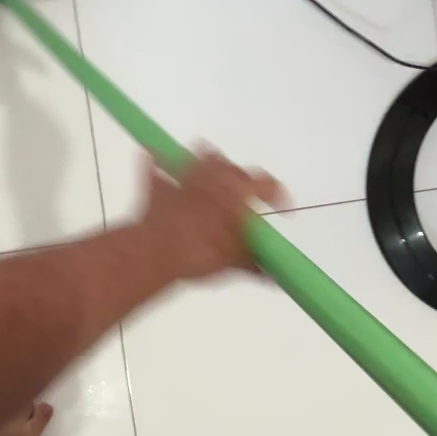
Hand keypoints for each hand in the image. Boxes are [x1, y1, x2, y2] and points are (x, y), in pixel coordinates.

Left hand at [137, 149, 284, 280]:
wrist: (155, 251)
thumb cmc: (200, 254)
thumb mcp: (231, 263)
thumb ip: (252, 264)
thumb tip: (272, 277)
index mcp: (238, 192)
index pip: (267, 184)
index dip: (277, 194)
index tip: (281, 207)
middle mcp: (213, 177)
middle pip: (234, 168)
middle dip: (241, 179)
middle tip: (242, 197)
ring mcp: (183, 177)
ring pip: (201, 158)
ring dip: (208, 165)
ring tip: (210, 179)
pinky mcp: (157, 183)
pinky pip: (156, 164)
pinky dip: (158, 165)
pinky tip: (155, 164)